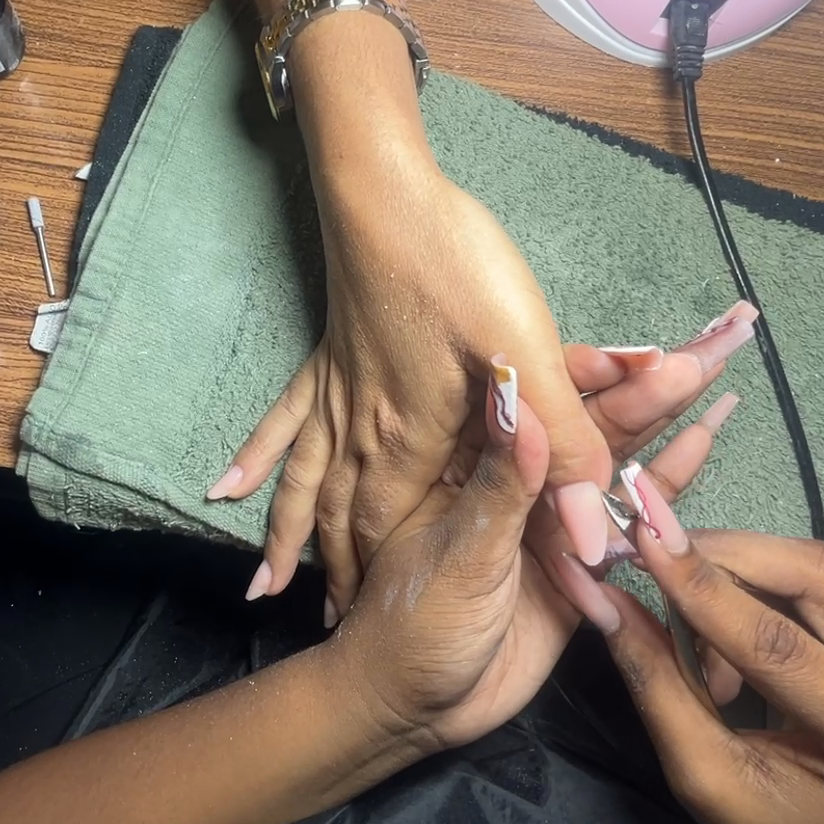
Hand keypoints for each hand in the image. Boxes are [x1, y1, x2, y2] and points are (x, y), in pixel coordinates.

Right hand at [208, 155, 759, 623]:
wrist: (385, 193)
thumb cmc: (456, 263)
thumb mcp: (527, 348)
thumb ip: (562, 444)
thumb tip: (599, 536)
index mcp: (412, 435)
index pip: (399, 529)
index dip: (397, 582)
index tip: (385, 630)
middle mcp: (363, 428)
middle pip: (346, 516)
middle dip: (339, 573)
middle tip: (327, 625)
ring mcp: (335, 394)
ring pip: (306, 484)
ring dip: (291, 536)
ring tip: (267, 586)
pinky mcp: (326, 360)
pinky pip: (281, 422)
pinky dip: (256, 459)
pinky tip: (224, 485)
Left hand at [327, 356, 734, 753]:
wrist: (418, 706)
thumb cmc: (414, 624)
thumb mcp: (458, 552)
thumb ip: (501, 486)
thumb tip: (524, 400)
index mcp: (463, 463)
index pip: (525, 403)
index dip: (577, 376)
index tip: (633, 354)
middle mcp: (508, 479)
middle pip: (576, 427)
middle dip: (637, 390)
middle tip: (706, 348)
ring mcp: (544, 518)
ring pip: (605, 463)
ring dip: (659, 423)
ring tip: (715, 376)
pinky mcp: (576, 562)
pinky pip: (622, 519)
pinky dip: (661, 488)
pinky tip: (701, 443)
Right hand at [550, 477, 823, 823]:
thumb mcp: (702, 775)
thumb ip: (654, 679)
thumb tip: (602, 593)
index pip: (781, 644)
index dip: (702, 586)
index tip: (642, 536)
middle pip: (819, 578)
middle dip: (726, 554)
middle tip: (657, 553)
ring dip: (744, 568)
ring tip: (694, 604)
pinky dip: (769, 586)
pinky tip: (737, 618)